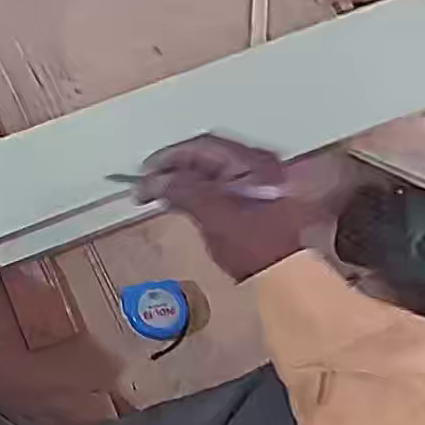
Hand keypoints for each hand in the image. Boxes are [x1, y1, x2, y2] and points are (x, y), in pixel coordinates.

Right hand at [135, 135, 309, 280]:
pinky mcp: (242, 201)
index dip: (169, 157)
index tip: (146, 172)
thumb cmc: (257, 247)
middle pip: (202, 157)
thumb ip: (183, 191)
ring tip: (153, 192)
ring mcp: (249, 184)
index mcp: (254, 163)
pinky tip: (171, 200)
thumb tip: (156, 180)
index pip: (203, 147)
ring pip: (203, 173)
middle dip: (170, 169)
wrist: (279, 276)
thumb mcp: (215, 214)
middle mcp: (255, 167)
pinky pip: (208, 187)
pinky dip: (186, 192)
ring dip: (176, 181)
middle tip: (145, 183)